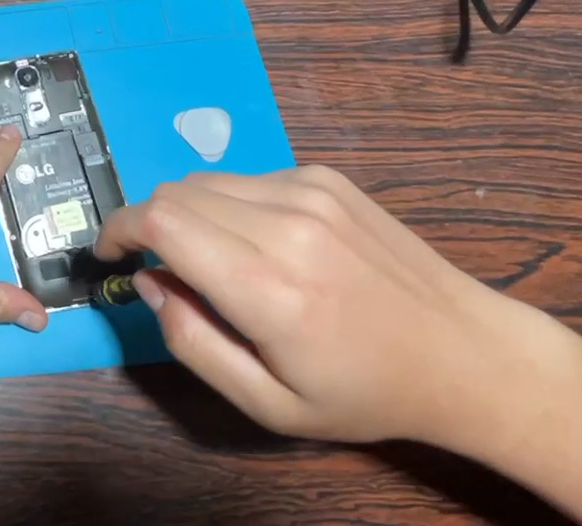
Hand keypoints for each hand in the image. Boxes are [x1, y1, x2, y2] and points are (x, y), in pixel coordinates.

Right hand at [93, 165, 545, 445]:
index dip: (119, 230)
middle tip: (164, 268)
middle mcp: (285, 223)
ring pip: (204, 181)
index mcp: (269, 287)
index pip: (160, 222)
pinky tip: (263, 242)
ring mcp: (308, 190)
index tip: (110, 252)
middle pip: (173, 194)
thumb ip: (192, 343)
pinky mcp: (324, 177)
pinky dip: (229, 205)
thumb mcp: (269, 404)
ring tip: (216, 258)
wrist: (471, 355)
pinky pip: (244, 178)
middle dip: (149, 226)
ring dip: (187, 213)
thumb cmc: (365, 392)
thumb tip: (150, 283)